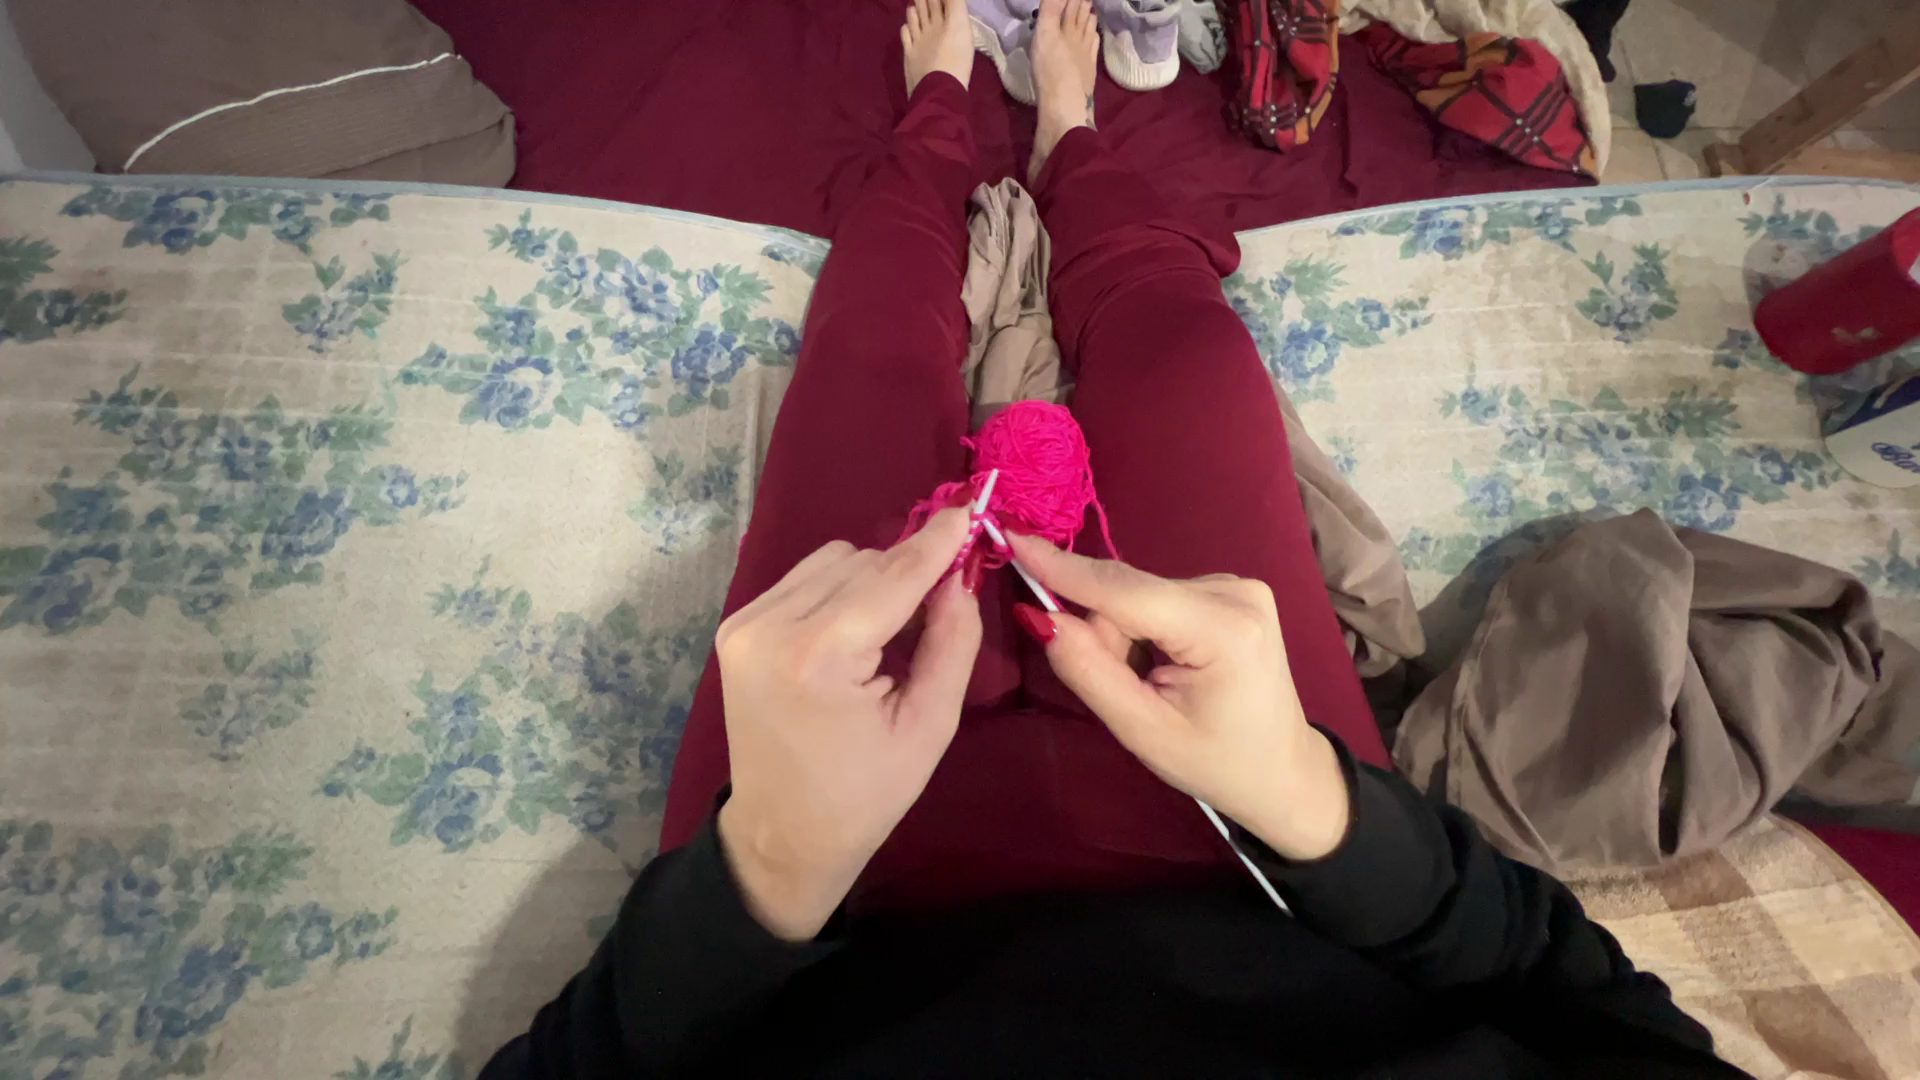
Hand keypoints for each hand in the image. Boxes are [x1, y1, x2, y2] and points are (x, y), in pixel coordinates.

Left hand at [716, 508, 981, 939]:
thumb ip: (952, 640)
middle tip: (938, 606)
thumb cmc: (866, 795)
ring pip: (833, 560)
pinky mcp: (737, 626)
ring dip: (873, 579)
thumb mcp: (930, 726)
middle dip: (907, 574)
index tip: (971, 508)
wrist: (781, 836)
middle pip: (863, 561)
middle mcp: (770, 627)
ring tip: (886, 632)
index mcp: (819, 658)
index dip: (935, 542)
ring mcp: (745, 623)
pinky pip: (806, 577)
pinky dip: (840, 589)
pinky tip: (851, 631)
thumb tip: (961, 574)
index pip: (891, 577)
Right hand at [1009, 534, 1348, 861]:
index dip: (1063, 568)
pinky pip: (1154, 596)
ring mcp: (1235, 584)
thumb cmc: (1215, 763)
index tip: (1011, 538)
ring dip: (1123, 633)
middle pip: (1125, 592)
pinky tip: (1166, 663)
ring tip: (1152, 682)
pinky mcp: (1230, 587)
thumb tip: (1038, 615)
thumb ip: (1088, 670)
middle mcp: (1233, 589)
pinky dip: (1142, 627)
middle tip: (1124, 688)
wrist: (1285, 773)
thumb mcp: (1143, 731)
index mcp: (1223, 629)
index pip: (1123, 591)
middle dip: (1104, 633)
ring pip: (1135, 594)